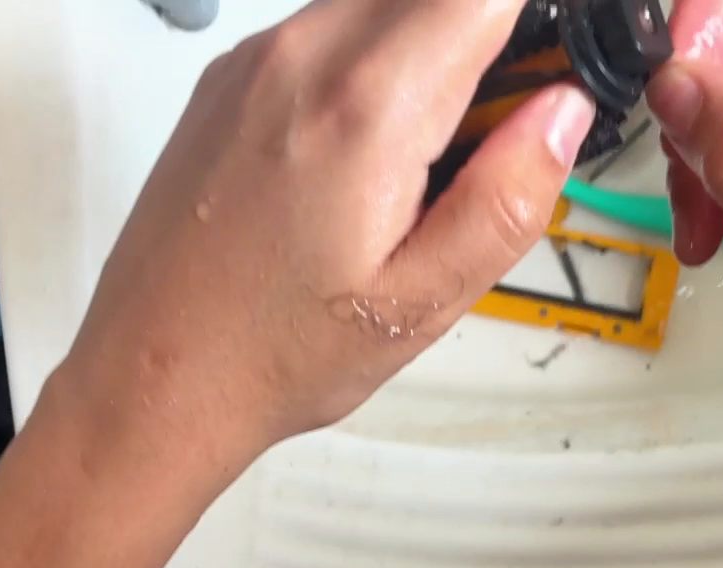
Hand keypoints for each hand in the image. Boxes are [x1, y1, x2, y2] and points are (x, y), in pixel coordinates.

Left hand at [52, 0, 594, 460]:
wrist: (160, 375)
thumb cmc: (278, 354)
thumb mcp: (421, 305)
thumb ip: (505, 202)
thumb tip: (562, 111)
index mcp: (365, 109)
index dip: (533, 22)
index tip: (541, 80)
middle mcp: (301, 55)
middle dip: (487, 41)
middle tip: (485, 145)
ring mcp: (255, 60)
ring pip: (382, 5)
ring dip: (429, 63)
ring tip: (417, 174)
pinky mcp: (229, 81)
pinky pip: (327, 35)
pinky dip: (372, 75)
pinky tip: (360, 169)